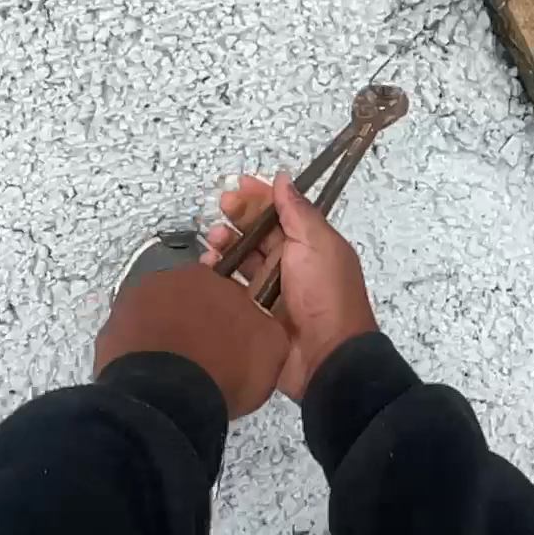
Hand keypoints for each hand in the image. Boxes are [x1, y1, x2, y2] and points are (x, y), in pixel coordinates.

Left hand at [95, 264, 287, 417]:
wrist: (165, 397)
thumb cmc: (222, 370)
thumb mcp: (270, 350)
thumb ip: (266, 327)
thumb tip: (259, 324)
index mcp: (211, 277)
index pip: (224, 289)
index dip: (228, 318)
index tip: (230, 343)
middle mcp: (171, 278)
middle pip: (188, 297)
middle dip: (195, 319)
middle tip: (203, 355)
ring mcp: (135, 299)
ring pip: (157, 312)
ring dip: (165, 331)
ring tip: (174, 368)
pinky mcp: (111, 325)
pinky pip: (131, 334)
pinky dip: (139, 348)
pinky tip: (150, 373)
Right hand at [201, 174, 377, 399]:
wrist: (326, 357)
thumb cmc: (325, 293)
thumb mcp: (317, 243)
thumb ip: (297, 210)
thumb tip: (284, 177)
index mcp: (310, 244)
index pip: (281, 212)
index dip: (261, 196)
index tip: (239, 184)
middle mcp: (291, 263)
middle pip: (259, 232)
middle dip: (239, 216)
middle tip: (222, 206)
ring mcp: (271, 289)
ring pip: (242, 257)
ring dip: (226, 242)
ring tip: (214, 239)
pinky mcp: (253, 312)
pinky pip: (231, 287)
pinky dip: (217, 273)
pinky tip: (207, 264)